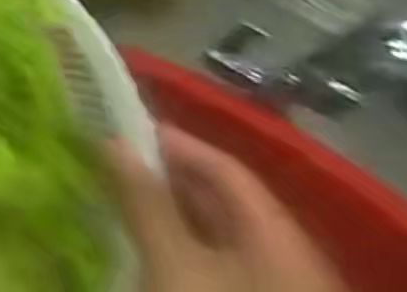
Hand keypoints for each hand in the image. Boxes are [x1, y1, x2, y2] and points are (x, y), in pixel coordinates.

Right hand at [109, 126, 347, 291]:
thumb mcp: (172, 265)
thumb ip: (143, 200)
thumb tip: (114, 142)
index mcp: (280, 238)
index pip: (225, 168)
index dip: (173, 143)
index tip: (121, 132)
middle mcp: (293, 263)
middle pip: (227, 203)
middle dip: (170, 181)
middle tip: (115, 168)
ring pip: (226, 241)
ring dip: (176, 218)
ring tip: (127, 209)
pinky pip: (228, 274)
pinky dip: (190, 255)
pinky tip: (156, 259)